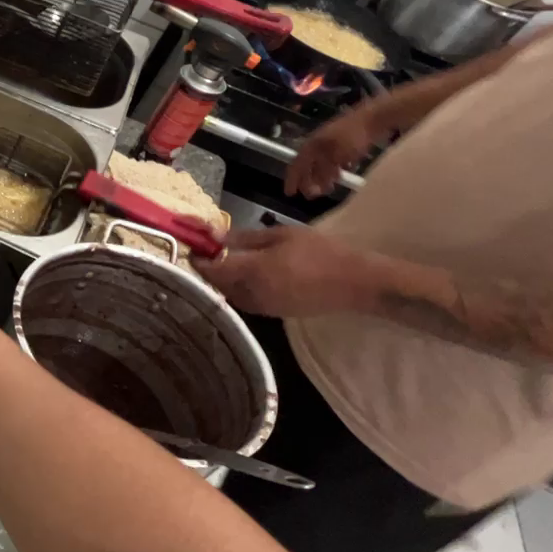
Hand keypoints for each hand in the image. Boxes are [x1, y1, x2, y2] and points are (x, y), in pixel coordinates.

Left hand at [193, 227, 392, 317]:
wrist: (357, 284)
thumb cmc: (322, 252)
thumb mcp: (283, 236)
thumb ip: (246, 238)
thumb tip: (216, 236)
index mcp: (250, 272)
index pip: (210, 269)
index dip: (198, 259)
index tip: (195, 247)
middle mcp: (250, 293)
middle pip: (217, 283)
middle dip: (210, 269)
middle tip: (213, 251)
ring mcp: (260, 307)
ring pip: (230, 293)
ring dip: (225, 279)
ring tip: (232, 261)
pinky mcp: (272, 315)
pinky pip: (245, 300)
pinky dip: (240, 288)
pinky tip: (250, 276)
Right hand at [285, 105, 390, 198]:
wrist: (376, 117)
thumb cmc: (352, 136)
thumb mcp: (336, 156)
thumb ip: (324, 171)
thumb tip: (318, 185)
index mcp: (310, 146)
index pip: (295, 166)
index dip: (292, 181)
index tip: (290, 194)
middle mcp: (317, 145)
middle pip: (308, 166)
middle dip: (308, 181)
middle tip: (312, 195)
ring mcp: (332, 143)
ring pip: (323, 163)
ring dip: (323, 177)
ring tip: (328, 189)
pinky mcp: (346, 142)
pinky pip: (336, 159)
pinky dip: (336, 169)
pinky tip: (343, 174)